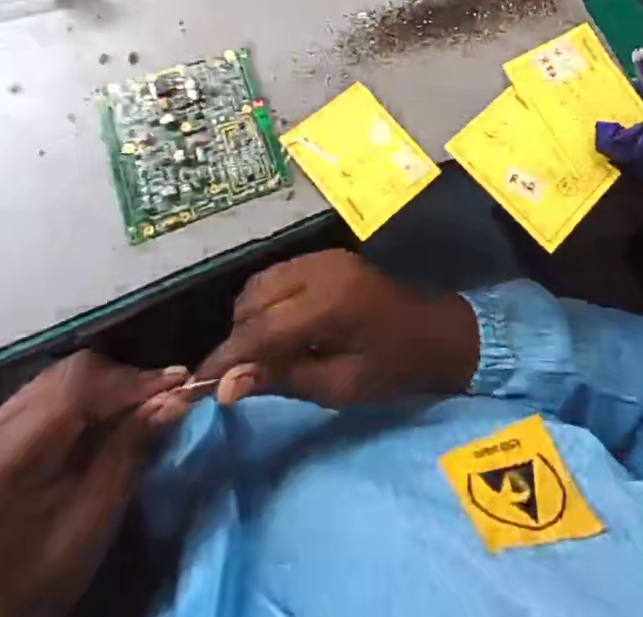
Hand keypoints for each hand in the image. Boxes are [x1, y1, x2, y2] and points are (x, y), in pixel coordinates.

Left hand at [0, 352, 192, 616]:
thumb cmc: (39, 586)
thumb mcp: (93, 521)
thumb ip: (129, 450)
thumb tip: (176, 396)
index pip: (71, 391)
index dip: (129, 380)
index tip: (176, 383)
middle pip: (61, 377)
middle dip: (119, 382)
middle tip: (161, 397)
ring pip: (51, 380)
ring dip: (99, 388)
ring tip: (135, 406)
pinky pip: (36, 398)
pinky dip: (76, 401)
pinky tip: (98, 420)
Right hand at [194, 249, 479, 406]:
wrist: (443, 330)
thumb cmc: (398, 366)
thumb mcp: (343, 386)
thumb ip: (284, 379)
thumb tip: (227, 386)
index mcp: (329, 303)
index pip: (259, 329)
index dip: (226, 358)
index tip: (200, 385)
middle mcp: (320, 268)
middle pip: (253, 298)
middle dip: (238, 336)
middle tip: (238, 373)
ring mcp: (324, 257)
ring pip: (262, 282)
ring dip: (251, 317)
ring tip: (260, 353)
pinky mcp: (328, 257)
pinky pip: (280, 275)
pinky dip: (268, 302)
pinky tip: (279, 328)